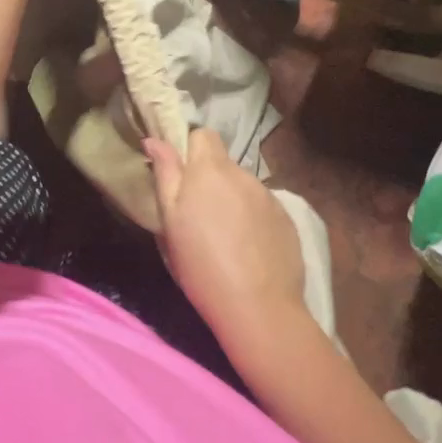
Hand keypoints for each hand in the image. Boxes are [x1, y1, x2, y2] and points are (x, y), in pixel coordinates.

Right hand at [146, 129, 307, 342]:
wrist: (259, 307)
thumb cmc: (201, 263)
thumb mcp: (170, 220)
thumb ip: (164, 174)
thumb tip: (154, 140)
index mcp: (210, 170)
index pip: (203, 134)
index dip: (190, 149)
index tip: (180, 175)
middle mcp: (243, 174)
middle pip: (223, 164)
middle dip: (209, 180)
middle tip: (198, 215)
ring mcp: (269, 197)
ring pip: (243, 187)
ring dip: (232, 200)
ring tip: (225, 236)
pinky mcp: (287, 220)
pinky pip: (263, 208)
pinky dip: (253, 220)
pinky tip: (248, 249)